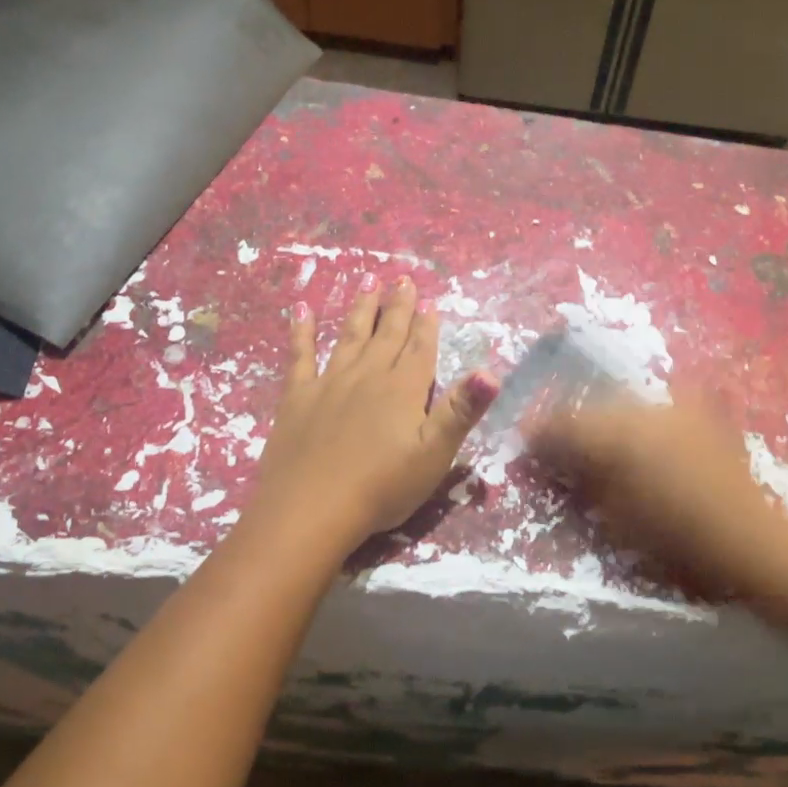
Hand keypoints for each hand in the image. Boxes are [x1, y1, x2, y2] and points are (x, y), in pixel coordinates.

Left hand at [255, 274, 499, 542]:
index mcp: (403, 390)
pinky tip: (302, 310)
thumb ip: (460, 411)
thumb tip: (490, 372)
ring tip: (366, 282)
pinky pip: (300, 355)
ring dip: (360, 309)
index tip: (429, 300)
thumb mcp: (434, 454)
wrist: (311, 508)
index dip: (427, 325)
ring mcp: (329, 384)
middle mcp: (367, 377)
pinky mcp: (297, 398)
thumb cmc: (382, 487)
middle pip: (386, 335)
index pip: (419, 350)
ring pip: (348, 337)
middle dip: (397, 307)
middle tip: (401, 278)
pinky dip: (302, 331)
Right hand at [531, 398, 784, 594]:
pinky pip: (655, 408)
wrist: (749, 538)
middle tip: (559, 450)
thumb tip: (552, 460)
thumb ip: (580, 480)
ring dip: (606, 423)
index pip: (561, 424)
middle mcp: (644, 407)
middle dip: (572, 427)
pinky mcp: (701, 411)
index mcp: (617, 435)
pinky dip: (639, 423)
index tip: (527, 447)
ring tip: (601, 449)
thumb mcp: (616, 517)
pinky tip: (639, 444)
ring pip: (623, 404)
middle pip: (591, 409)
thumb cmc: (676, 539)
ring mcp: (676, 405)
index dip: (539, 435)